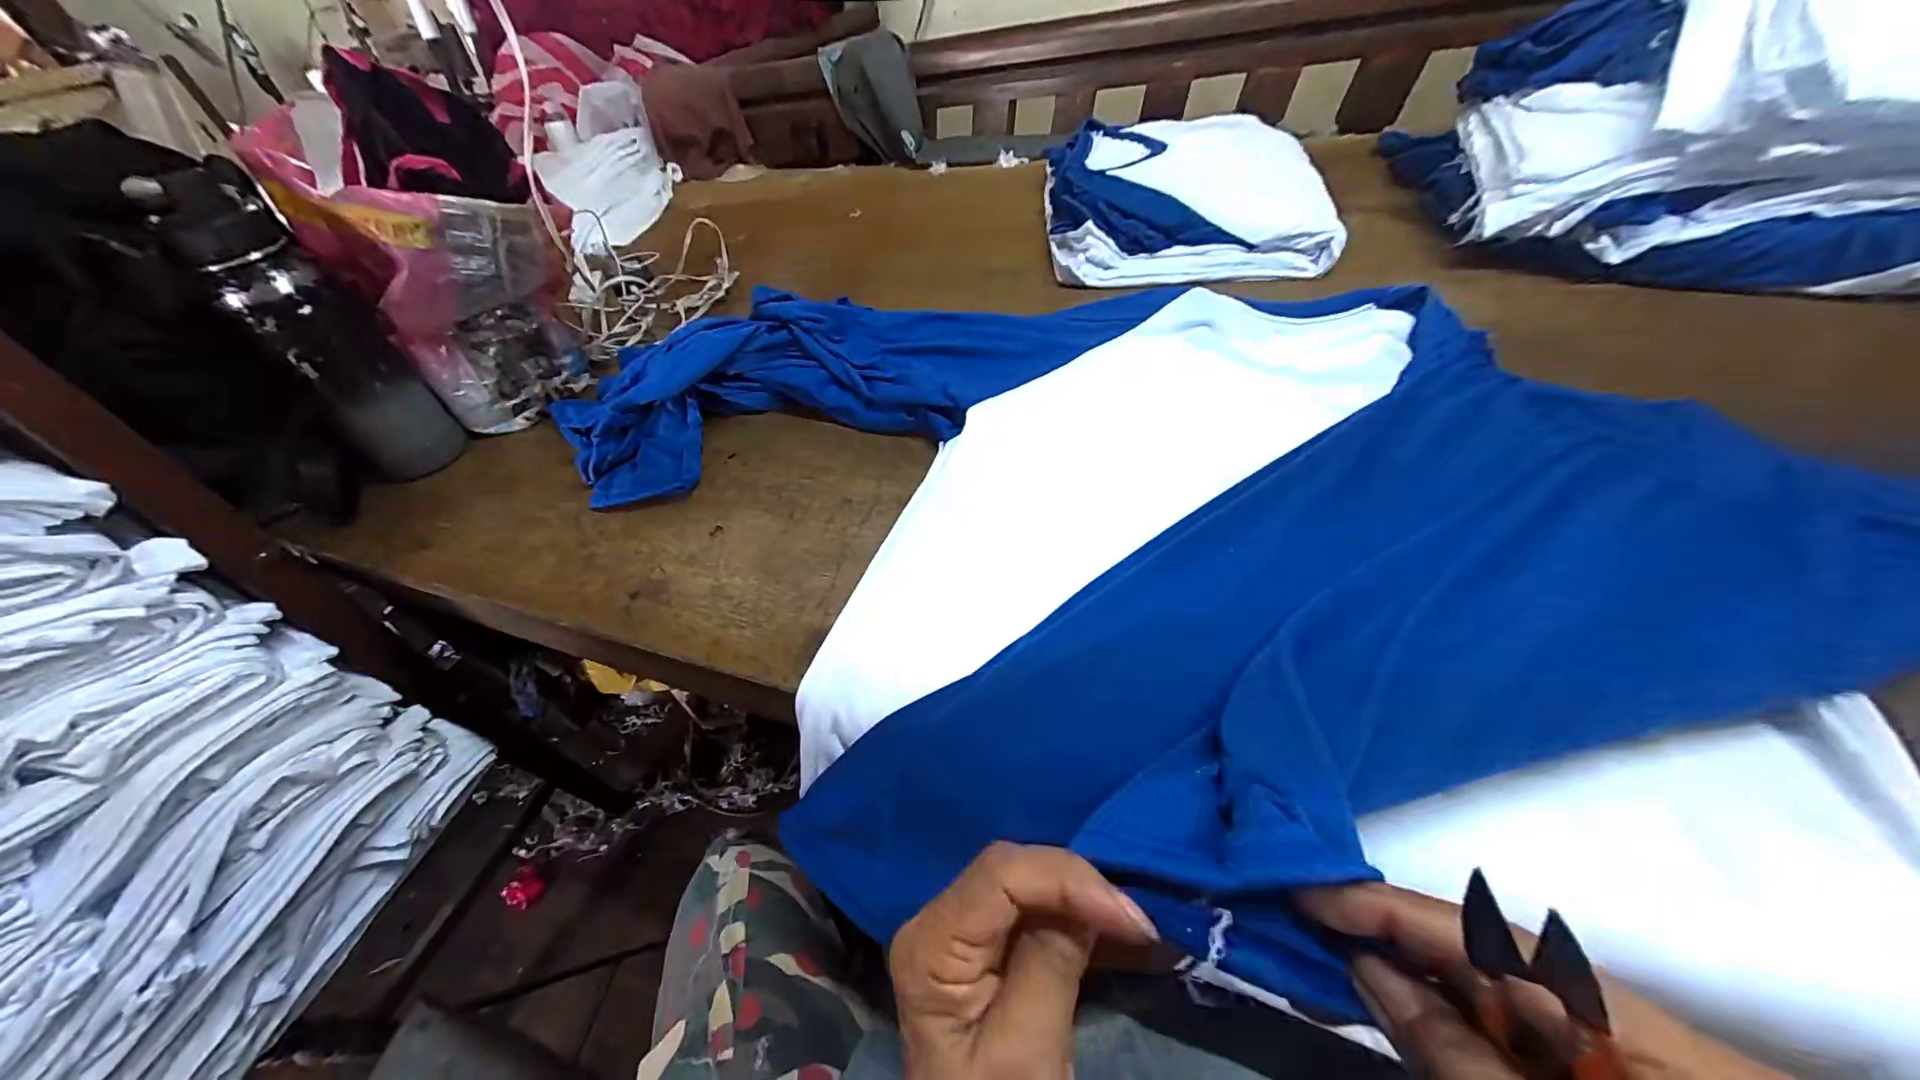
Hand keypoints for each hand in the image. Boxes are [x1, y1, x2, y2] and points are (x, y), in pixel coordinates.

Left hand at [888, 842, 1159, 1079]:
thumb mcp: (1025, 1054)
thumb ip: (1050, 967)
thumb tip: (1089, 901)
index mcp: (930, 945)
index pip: (999, 874)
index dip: (1067, 879)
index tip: (1129, 919)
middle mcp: (935, 919)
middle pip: (1010, 869)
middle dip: (1076, 884)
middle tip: (1136, 924)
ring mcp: (957, 926)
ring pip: (1023, 877)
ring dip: (1079, 893)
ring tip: (1129, 925)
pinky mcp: (982, 940)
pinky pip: (1029, 902)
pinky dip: (1071, 908)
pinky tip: (1105, 925)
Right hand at [1297, 882, 1788, 1079]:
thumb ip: (1450, 1049)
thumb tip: (1364, 967)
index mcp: (1591, 999)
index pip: (1457, 924)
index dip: (1370, 903)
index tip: (1295, 890)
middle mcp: (1587, 991)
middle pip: (1459, 937)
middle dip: (1372, 927)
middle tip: (1291, 922)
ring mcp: (1587, 1017)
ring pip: (1468, 968)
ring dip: (1391, 962)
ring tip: (1319, 960)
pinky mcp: (1576, 1041)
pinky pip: (1485, 1003)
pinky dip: (1428, 998)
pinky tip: (1385, 996)